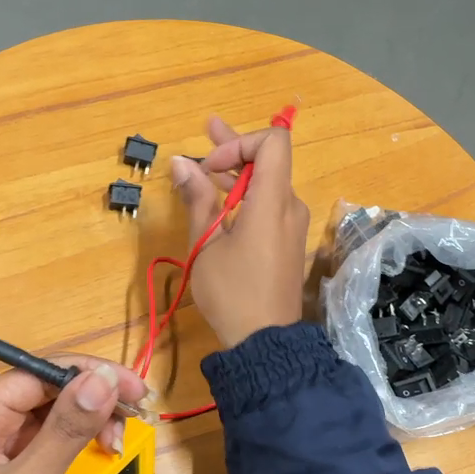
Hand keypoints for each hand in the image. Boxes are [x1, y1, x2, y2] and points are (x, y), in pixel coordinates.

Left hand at [0, 358, 148, 473]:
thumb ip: (66, 432)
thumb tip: (105, 378)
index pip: (40, 373)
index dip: (90, 375)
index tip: (135, 388)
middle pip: (51, 393)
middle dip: (94, 402)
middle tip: (135, 420)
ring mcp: (3, 450)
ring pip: (57, 420)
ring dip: (92, 425)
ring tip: (120, 444)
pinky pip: (55, 449)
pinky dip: (82, 450)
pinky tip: (106, 457)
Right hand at [170, 115, 311, 348]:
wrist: (265, 343)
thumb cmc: (232, 294)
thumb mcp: (206, 247)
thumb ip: (198, 201)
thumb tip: (182, 164)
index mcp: (273, 202)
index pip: (273, 142)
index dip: (240, 141)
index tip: (210, 166)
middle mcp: (290, 207)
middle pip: (268, 162)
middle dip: (234, 148)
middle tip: (205, 131)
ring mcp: (292, 227)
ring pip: (267, 187)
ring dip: (237, 176)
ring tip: (204, 170)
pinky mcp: (287, 245)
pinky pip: (269, 209)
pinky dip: (246, 199)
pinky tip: (219, 204)